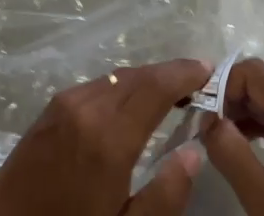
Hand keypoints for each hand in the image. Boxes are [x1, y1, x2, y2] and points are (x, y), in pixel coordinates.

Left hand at [0, 59, 211, 215]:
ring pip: (116, 77)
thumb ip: (165, 195)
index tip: (211, 69)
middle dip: (170, 73)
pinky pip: (97, 85)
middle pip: (137, 76)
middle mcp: (86, 107)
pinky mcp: (52, 107)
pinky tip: (135, 102)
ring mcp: (65, 102)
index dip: (185, 73)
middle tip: (201, 80)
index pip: (155, 88)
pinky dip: (123, 86)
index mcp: (108, 137)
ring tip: (174, 91)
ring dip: (146, 79)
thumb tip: (194, 153)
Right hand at [203, 59, 263, 215]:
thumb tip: (206, 116)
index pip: (256, 75)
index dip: (224, 84)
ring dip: (240, 110)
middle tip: (204, 123)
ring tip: (217, 133)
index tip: (202, 109)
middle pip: (263, 84)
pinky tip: (239, 140)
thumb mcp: (262, 198)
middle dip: (229, 98)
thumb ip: (231, 153)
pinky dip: (256, 121)